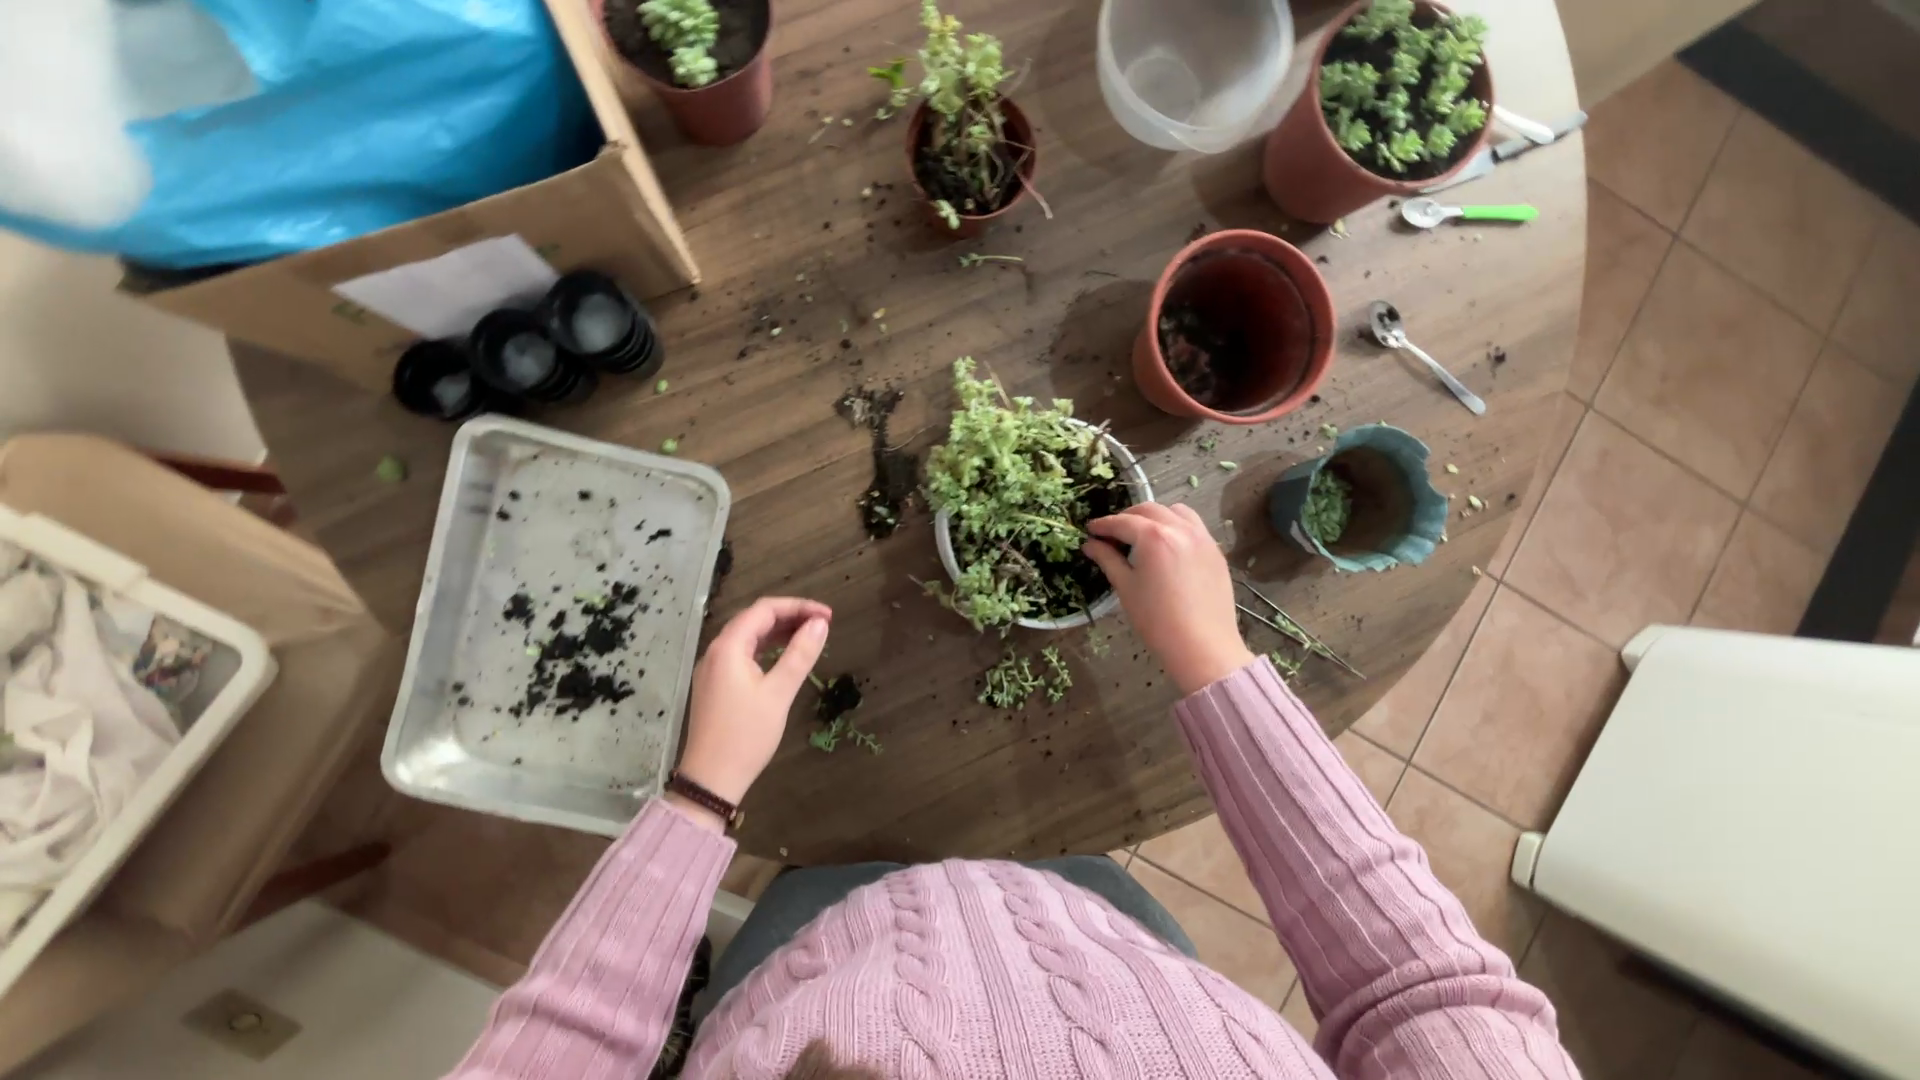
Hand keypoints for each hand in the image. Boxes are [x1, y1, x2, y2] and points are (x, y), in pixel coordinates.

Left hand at [675, 597, 831, 821]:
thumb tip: (820, 624)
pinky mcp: (715, 685)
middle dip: (789, 616)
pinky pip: (742, 654)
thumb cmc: (746, 735)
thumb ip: (800, 655)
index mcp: (728, 647)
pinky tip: (783, 658)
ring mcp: (712, 669)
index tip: (829, 616)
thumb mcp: (778, 693)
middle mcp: (716, 651)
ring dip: (778, 632)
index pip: (764, 610)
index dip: (799, 607)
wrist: (710, 779)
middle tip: (823, 624)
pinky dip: (765, 649)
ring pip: (748, 637)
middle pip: (754, 619)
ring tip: (809, 636)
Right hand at [1082, 503, 1254, 694]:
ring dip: (1156, 516)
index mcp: (1154, 536)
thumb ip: (1107, 559)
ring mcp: (1202, 538)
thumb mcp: (1126, 587)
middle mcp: (1180, 529)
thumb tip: (1090, 544)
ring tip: (1143, 534)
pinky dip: (1177, 526)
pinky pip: (1194, 527)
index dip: (1103, 525)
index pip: (1122, 522)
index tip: (1090, 530)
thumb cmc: (1157, 620)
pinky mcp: (1215, 551)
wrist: (1202, 646)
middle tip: (1113, 533)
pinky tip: (1168, 546)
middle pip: (1149, 510)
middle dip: (1127, 517)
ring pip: (1176, 512)